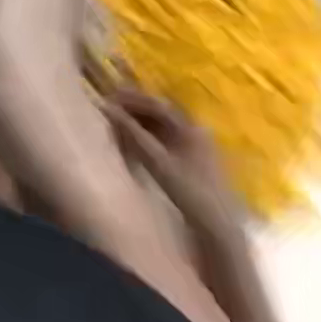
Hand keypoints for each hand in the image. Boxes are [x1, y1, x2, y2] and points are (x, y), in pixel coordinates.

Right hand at [102, 89, 237, 227]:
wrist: (216, 224)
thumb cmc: (187, 189)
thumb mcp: (155, 159)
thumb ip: (130, 131)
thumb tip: (104, 106)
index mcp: (191, 128)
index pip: (156, 104)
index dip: (129, 98)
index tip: (106, 97)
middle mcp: (197, 131)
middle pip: (160, 112)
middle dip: (133, 108)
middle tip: (109, 109)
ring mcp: (197, 145)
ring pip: (163, 124)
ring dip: (140, 121)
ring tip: (117, 123)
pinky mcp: (194, 158)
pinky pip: (167, 137)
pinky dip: (148, 133)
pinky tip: (134, 139)